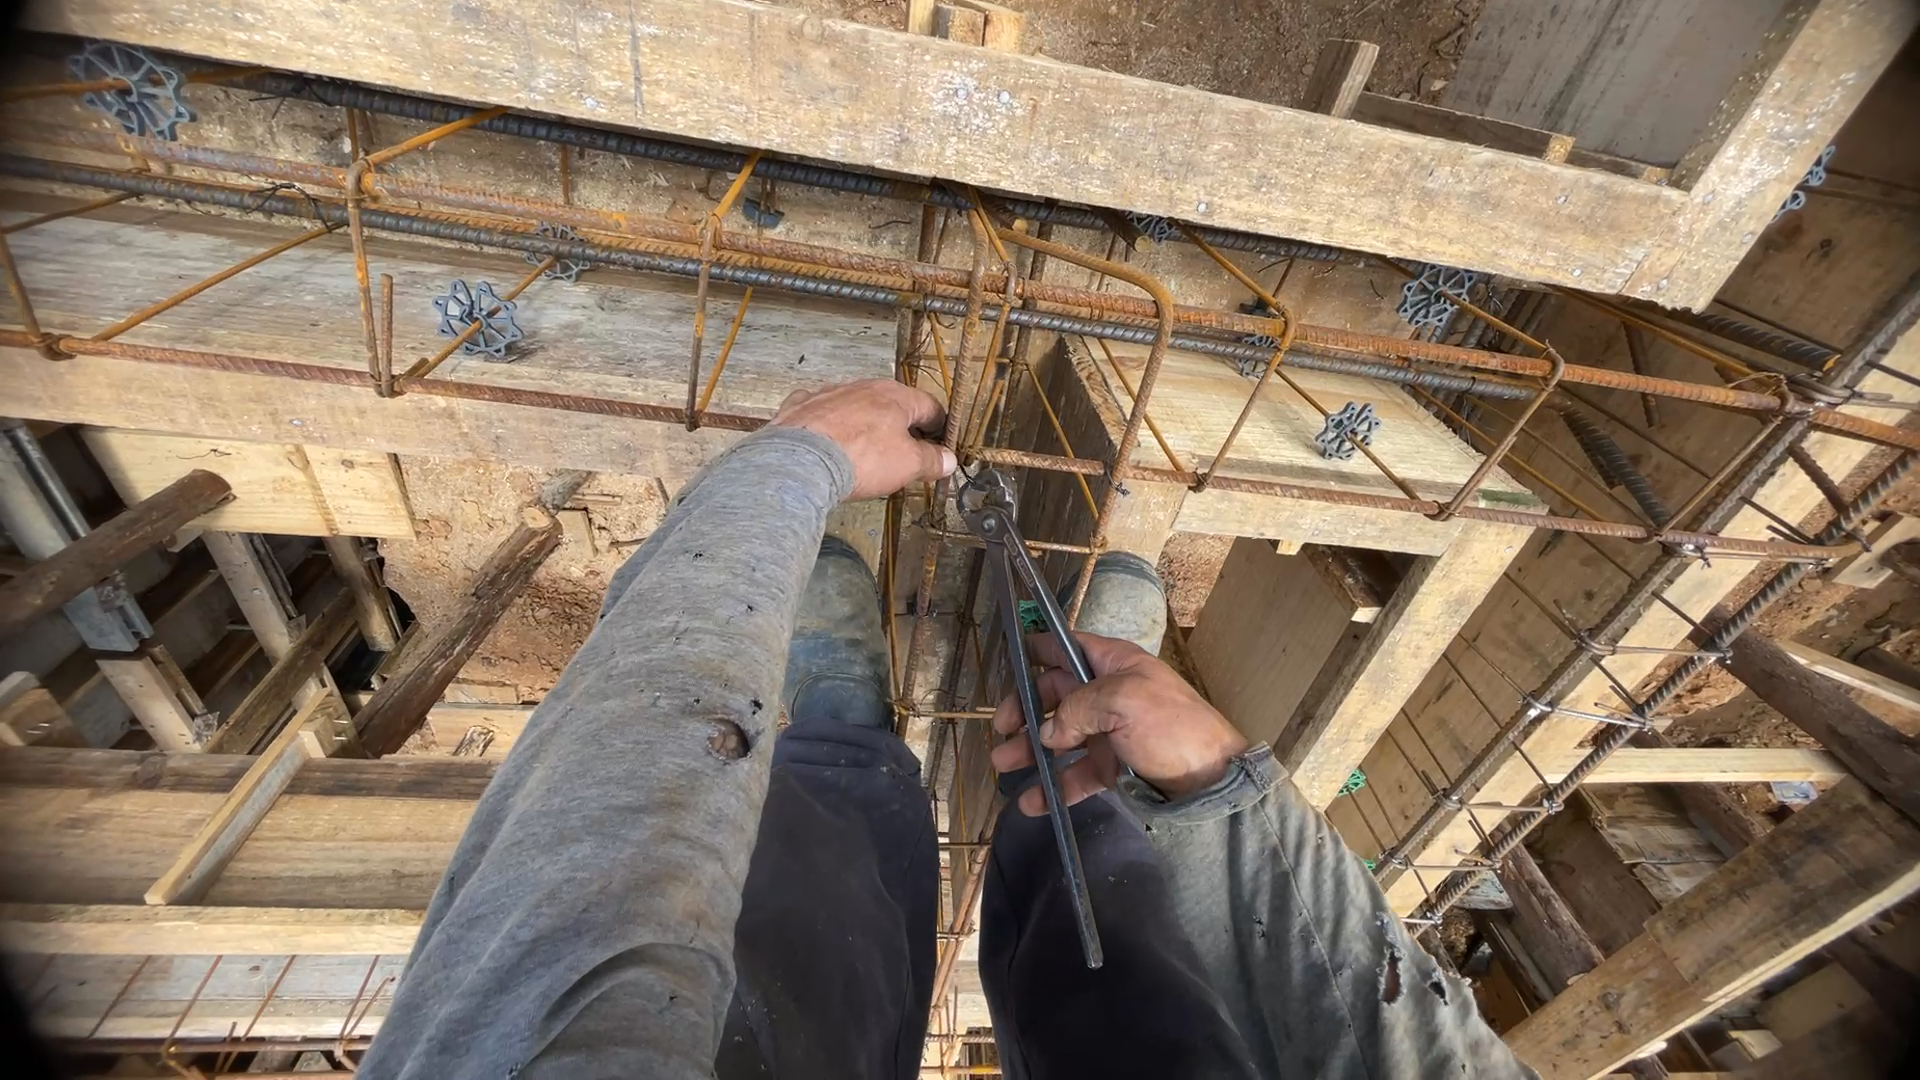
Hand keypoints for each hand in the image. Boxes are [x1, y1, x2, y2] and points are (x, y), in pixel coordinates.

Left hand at [770, 379, 956, 499]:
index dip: (940, 429)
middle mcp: (863, 387)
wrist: (800, 463)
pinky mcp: (800, 407)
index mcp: (895, 395)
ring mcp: (828, 394)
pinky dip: (829, 425)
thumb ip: (932, 460)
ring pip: (856, 407)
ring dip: (866, 426)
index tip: (941, 448)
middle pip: (892, 406)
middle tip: (906, 457)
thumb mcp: (908, 465)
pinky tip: (828, 443)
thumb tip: (948, 460)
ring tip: (867, 454)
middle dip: (902, 429)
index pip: (930, 407)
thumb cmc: (862, 459)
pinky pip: (821, 413)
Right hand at [990, 632, 1249, 815]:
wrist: (1214, 783)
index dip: (1039, 648)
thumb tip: (1046, 734)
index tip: (1010, 657)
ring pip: (1058, 736)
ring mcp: (1109, 732)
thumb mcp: (1123, 702)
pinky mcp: (1113, 768)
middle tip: (999, 729)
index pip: (1068, 646)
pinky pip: (1074, 774)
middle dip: (1024, 709)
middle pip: (1055, 694)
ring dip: (1029, 749)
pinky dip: (1052, 787)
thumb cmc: (1171, 727)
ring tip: (1002, 765)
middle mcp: (1107, 694)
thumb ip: (1076, 710)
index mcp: (1114, 664)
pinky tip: (1031, 802)